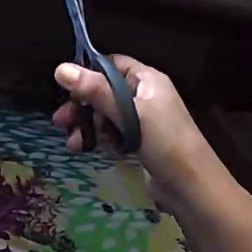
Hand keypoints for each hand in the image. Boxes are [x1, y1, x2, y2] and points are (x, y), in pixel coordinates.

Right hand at [52, 55, 222, 194]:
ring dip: (86, 125)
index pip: (112, 65)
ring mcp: (142, 120)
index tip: (66, 88)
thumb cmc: (164, 141)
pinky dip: (98, 139)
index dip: (88, 73)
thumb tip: (60, 69)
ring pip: (105, 115)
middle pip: (104, 92)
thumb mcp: (129, 113)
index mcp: (147, 80)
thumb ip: (95, 91)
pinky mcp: (138, 143)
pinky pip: (112, 134)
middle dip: (82, 106)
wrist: (191, 186)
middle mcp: (144, 96)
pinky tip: (87, 150)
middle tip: (61, 121)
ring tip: (72, 142)